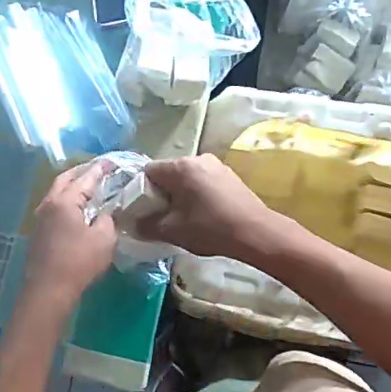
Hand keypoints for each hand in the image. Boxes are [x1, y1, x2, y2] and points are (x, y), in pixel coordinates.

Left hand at [21, 162, 118, 306]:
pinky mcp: (38, 233)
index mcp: (65, 201)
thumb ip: (108, 220)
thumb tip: (105, 214)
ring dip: (72, 188)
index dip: (99, 169)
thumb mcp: (104, 239)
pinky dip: (67, 202)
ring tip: (88, 188)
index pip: (85, 178)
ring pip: (56, 194)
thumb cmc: (78, 262)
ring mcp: (40, 219)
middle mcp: (48, 204)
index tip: (111, 162)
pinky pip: (54, 208)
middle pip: (64, 180)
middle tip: (97, 171)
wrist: (48, 290)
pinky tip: (77, 210)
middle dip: (81, 173)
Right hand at [138, 155, 287, 261]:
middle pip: (168, 174)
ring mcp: (216, 165)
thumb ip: (146, 225)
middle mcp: (197, 159)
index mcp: (179, 167)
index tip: (145, 211)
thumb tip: (134, 224)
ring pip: (187, 178)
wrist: (255, 233)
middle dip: (162, 194)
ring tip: (184, 218)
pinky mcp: (230, 176)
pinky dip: (197, 195)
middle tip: (162, 217)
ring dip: (180, 195)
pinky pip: (203, 181)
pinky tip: (203, 214)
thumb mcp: (171, 231)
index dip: (141, 191)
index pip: (148, 172)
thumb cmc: (209, 228)